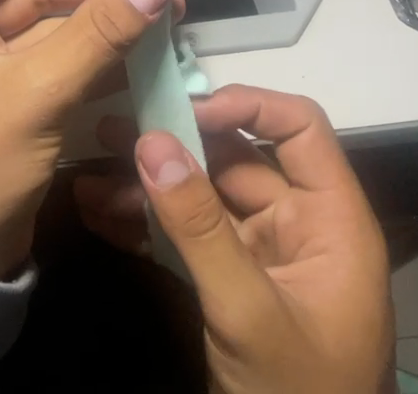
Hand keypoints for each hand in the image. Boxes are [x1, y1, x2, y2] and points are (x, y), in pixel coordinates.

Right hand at [73, 85, 394, 392]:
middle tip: (108, 131)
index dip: (245, 105)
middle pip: (233, 159)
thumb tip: (152, 142)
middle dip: (171, 146)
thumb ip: (199, 226)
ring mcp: (258, 255)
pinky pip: (183, 237)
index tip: (181, 110)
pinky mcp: (227, 283)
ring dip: (145, 187)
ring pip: (199, 198)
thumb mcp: (249, 311)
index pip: (298, 130)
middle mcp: (295, 225)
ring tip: (88, 177)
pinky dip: (143, 225)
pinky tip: (97, 214)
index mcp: (329, 220)